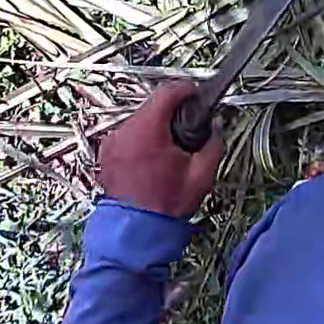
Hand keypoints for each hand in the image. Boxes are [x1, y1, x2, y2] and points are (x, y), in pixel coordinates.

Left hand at [98, 82, 225, 218]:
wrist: (136, 233)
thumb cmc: (165, 206)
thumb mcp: (201, 174)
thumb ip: (213, 143)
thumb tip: (216, 127)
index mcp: (147, 132)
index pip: (168, 92)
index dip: (187, 90)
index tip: (197, 94)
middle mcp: (125, 132)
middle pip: (153, 105)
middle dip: (173, 111)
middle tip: (189, 128)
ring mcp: (112, 143)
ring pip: (140, 120)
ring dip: (157, 126)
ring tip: (171, 148)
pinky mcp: (107, 154)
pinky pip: (128, 135)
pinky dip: (142, 139)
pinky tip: (154, 158)